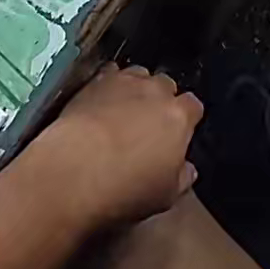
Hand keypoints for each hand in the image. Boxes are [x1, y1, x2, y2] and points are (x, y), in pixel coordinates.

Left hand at [27, 64, 203, 227]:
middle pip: (166, 84)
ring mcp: (123, 81)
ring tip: (124, 110)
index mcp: (178, 117)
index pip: (193, 106)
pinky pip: (109, 73)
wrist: (76, 168)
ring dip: (136, 88)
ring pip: (138, 74)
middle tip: (150, 123)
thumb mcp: (165, 195)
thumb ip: (182, 177)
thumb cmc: (126, 186)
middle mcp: (154, 91)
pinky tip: (101, 101)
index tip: (179, 132)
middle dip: (161, 99)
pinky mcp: (95, 80)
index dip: (187, 118)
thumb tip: (187, 170)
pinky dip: (109, 83)